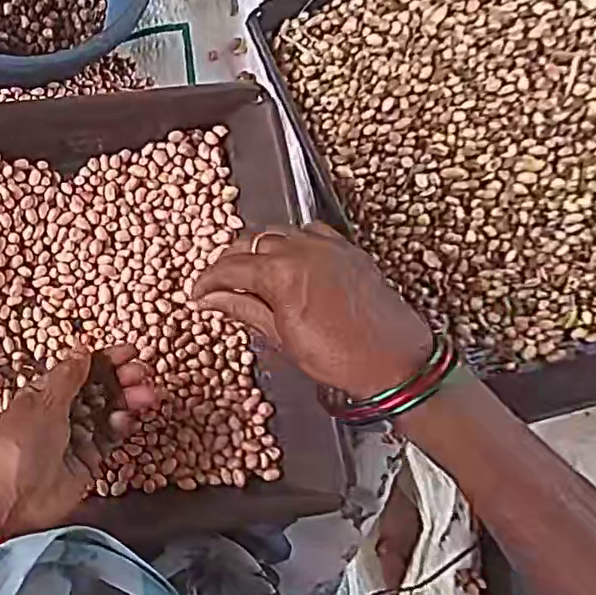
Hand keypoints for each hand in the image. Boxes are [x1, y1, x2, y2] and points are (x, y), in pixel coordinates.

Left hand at [0, 346, 157, 537]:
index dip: (104, 359)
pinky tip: (126, 419)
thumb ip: (68, 378)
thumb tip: (83, 351)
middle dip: (120, 378)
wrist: (15, 501)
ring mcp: (75, 436)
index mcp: (43, 393)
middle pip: (97, 389)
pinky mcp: (88, 459)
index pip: (79, 370)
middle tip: (141, 373)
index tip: (130, 352)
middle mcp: (60, 412)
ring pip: (107, 411)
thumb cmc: (21, 446)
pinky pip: (108, 437)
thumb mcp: (43, 404)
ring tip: (146, 394)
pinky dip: (118, 426)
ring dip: (127, 400)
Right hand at [191, 222, 433, 398]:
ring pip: (276, 232)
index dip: (207, 281)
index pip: (228, 268)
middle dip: (228, 261)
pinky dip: (291, 241)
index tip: (199, 293)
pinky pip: (309, 232)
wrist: (396, 362)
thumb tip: (211, 299)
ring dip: (256, 249)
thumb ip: (242, 308)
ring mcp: (328, 247)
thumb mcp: (279, 336)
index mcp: (280, 273)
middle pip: (248, 242)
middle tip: (218, 284)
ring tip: (248, 272)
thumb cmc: (339, 356)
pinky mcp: (347, 251)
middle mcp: (302, 250)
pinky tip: (286, 260)